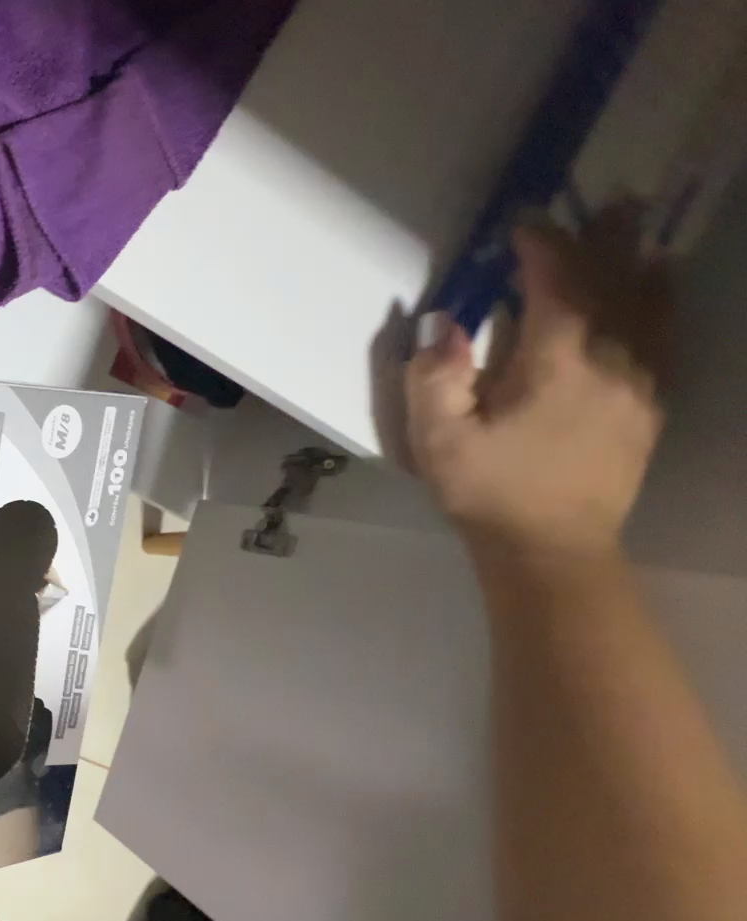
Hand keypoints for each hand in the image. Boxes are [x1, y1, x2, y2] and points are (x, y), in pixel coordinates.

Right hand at [406, 210, 672, 559]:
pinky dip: (658, 302)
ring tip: (641, 230)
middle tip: (610, 199)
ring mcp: (639, 384)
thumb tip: (443, 321)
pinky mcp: (648, 406)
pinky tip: (656, 290)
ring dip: (642, 264)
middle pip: (617, 286)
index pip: (557, 288)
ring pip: (650, 307)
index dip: (543, 249)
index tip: (524, 221)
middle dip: (608, 241)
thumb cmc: (486, 489)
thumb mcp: (437, 439)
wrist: (551, 545)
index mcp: (555, 367)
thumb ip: (435, 377)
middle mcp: (611, 363)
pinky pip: (661, 337)